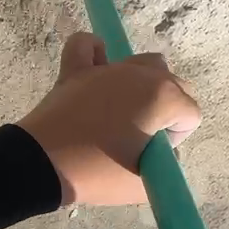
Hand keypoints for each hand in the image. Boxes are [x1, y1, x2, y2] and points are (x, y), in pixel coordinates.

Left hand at [16, 32, 200, 205]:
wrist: (38, 166)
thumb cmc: (94, 173)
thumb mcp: (143, 183)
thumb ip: (165, 166)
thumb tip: (159, 154)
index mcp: (162, 97)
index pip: (190, 114)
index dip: (174, 138)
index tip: (150, 154)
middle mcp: (137, 75)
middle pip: (172, 83)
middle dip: (164, 110)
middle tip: (137, 138)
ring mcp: (103, 70)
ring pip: (140, 62)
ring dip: (140, 84)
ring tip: (122, 112)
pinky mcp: (72, 72)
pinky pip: (84, 46)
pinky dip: (93, 52)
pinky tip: (96, 71)